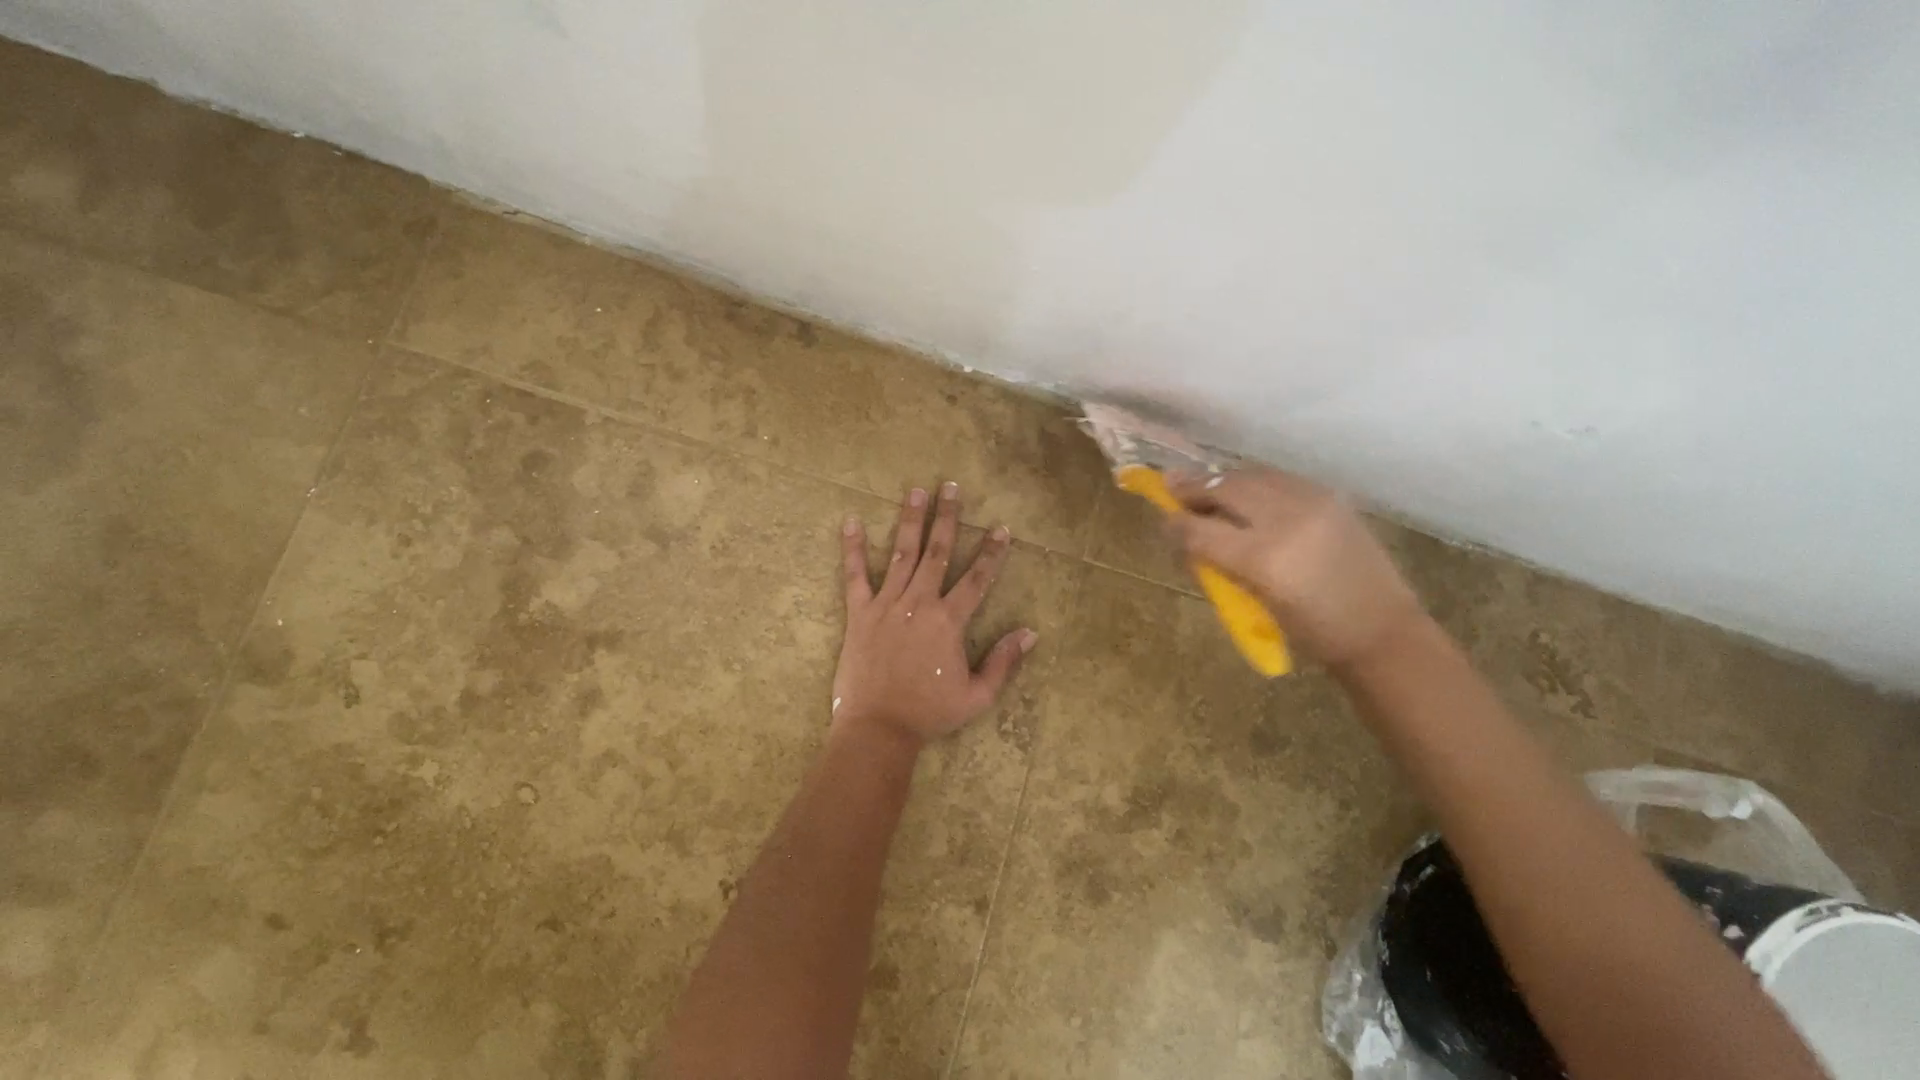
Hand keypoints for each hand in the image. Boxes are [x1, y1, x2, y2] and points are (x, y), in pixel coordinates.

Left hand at [832, 482, 1037, 744]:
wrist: (878, 727)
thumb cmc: (930, 713)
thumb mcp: (977, 695)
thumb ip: (1004, 662)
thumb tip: (1030, 633)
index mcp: (949, 621)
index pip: (977, 578)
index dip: (992, 553)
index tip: (1002, 528)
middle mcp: (919, 603)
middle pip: (938, 552)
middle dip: (947, 517)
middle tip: (950, 486)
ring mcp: (887, 605)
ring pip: (902, 554)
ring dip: (910, 520)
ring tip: (916, 491)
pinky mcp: (859, 614)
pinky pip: (855, 576)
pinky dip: (853, 548)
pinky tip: (851, 522)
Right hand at [1167, 467, 1424, 666]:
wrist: (1382, 630)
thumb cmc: (1313, 633)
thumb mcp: (1256, 606)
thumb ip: (1220, 567)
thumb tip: (1186, 539)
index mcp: (1263, 559)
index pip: (1201, 531)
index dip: (1175, 523)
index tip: (1161, 518)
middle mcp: (1285, 520)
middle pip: (1226, 488)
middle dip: (1195, 486)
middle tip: (1170, 486)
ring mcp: (1311, 503)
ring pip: (1253, 475)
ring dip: (1224, 480)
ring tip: (1207, 487)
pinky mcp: (1330, 497)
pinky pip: (1280, 479)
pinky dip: (1255, 482)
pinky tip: (1247, 492)